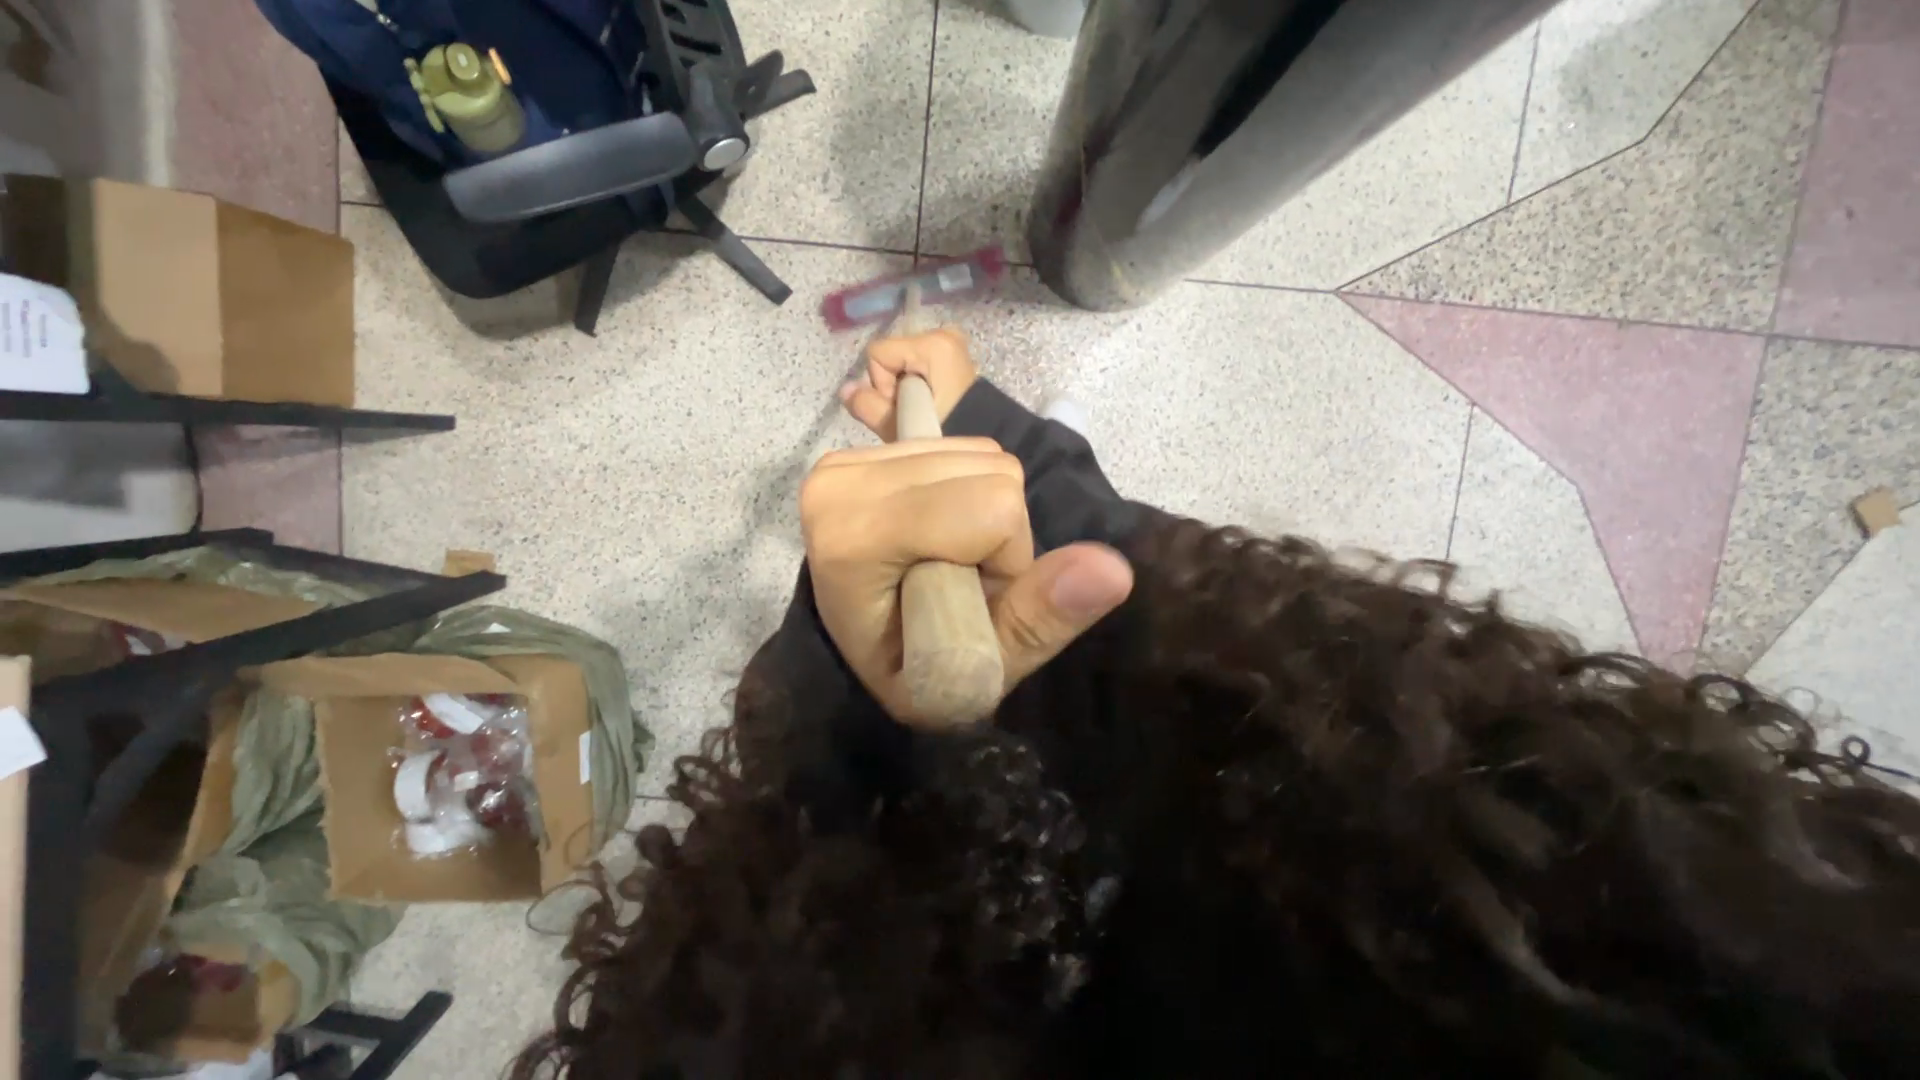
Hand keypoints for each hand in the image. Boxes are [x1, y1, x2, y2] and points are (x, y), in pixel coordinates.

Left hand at [801, 438, 1133, 725]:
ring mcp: (842, 464)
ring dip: (985, 508)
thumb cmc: (920, 676)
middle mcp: (839, 484)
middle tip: (959, 580)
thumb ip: (1040, 619)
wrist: (865, 655)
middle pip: (989, 470)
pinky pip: (956, 446)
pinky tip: (935, 531)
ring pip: (978, 451)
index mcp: (857, 538)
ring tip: (946, 558)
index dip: (1007, 560)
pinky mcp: (856, 453)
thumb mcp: (981, 672)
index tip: (971, 601)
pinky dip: (966, 488)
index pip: (992, 508)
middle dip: (998, 530)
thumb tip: (1113, 567)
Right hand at [838, 326, 977, 440]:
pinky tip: (930, 402)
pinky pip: (917, 364)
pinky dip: (917, 384)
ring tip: (923, 410)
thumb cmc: (944, 434)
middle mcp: (944, 334)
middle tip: (914, 413)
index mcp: (933, 344)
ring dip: (904, 388)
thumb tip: (846, 389)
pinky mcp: (952, 353)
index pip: (878, 355)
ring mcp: (950, 342)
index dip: (881, 385)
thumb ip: (869, 406)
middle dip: (893, 387)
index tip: (903, 409)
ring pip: (901, 362)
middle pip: (890, 357)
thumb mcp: (899, 427)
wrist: (985, 440)